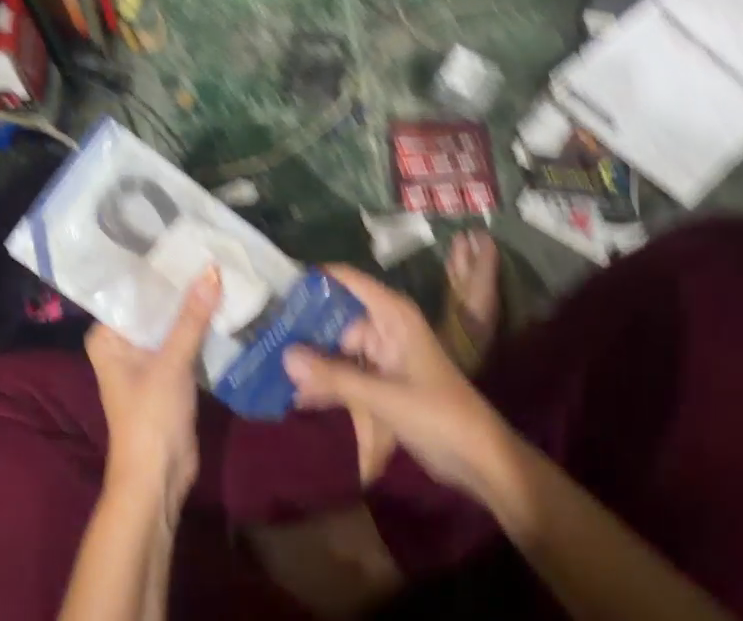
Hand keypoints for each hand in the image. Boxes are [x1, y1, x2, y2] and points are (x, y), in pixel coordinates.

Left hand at [86, 268, 220, 510]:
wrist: (158, 477)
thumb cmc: (151, 416)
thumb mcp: (172, 362)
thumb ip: (192, 317)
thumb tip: (212, 269)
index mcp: (106, 335)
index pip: (131, 290)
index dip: (156, 268)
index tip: (183, 239)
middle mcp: (121, 342)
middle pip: (153, 306)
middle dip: (180, 286)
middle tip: (210, 249)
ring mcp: (144, 359)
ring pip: (170, 323)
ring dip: (193, 307)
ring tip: (222, 270)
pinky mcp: (167, 375)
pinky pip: (182, 342)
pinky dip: (199, 329)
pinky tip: (223, 305)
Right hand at [284, 265, 509, 495]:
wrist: (480, 461)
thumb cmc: (439, 415)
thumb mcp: (383, 395)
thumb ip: (333, 376)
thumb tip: (285, 354)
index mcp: (393, 316)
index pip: (348, 281)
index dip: (315, 280)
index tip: (276, 288)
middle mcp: (386, 329)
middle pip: (336, 319)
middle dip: (303, 330)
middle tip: (261, 338)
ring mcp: (383, 359)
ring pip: (337, 351)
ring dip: (310, 363)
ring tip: (269, 370)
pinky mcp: (381, 385)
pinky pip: (345, 376)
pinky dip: (325, 385)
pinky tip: (295, 398)